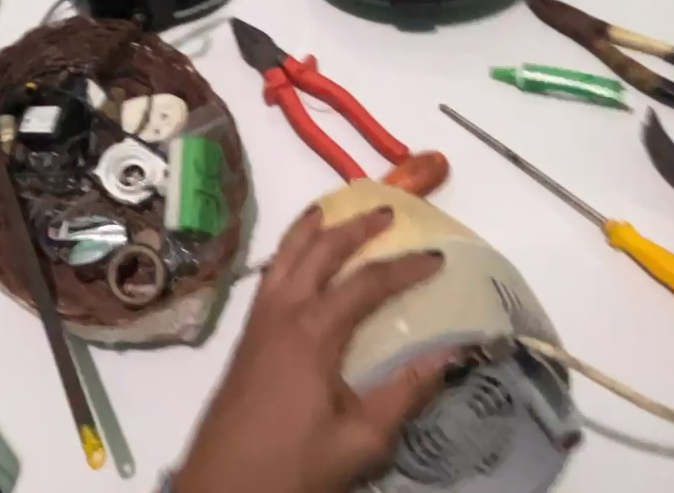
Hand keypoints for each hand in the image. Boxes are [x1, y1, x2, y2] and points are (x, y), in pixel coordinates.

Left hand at [173, 204, 452, 492]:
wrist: (223, 486)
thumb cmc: (294, 466)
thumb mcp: (361, 441)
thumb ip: (405, 392)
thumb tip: (450, 353)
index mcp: (313, 331)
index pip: (366, 283)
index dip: (404, 267)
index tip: (436, 257)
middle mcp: (284, 309)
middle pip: (321, 250)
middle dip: (356, 227)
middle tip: (387, 212)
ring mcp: (260, 315)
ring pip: (287, 252)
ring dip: (314, 227)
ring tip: (335, 208)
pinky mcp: (247, 329)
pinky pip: (271, 270)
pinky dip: (288, 248)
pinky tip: (298, 254)